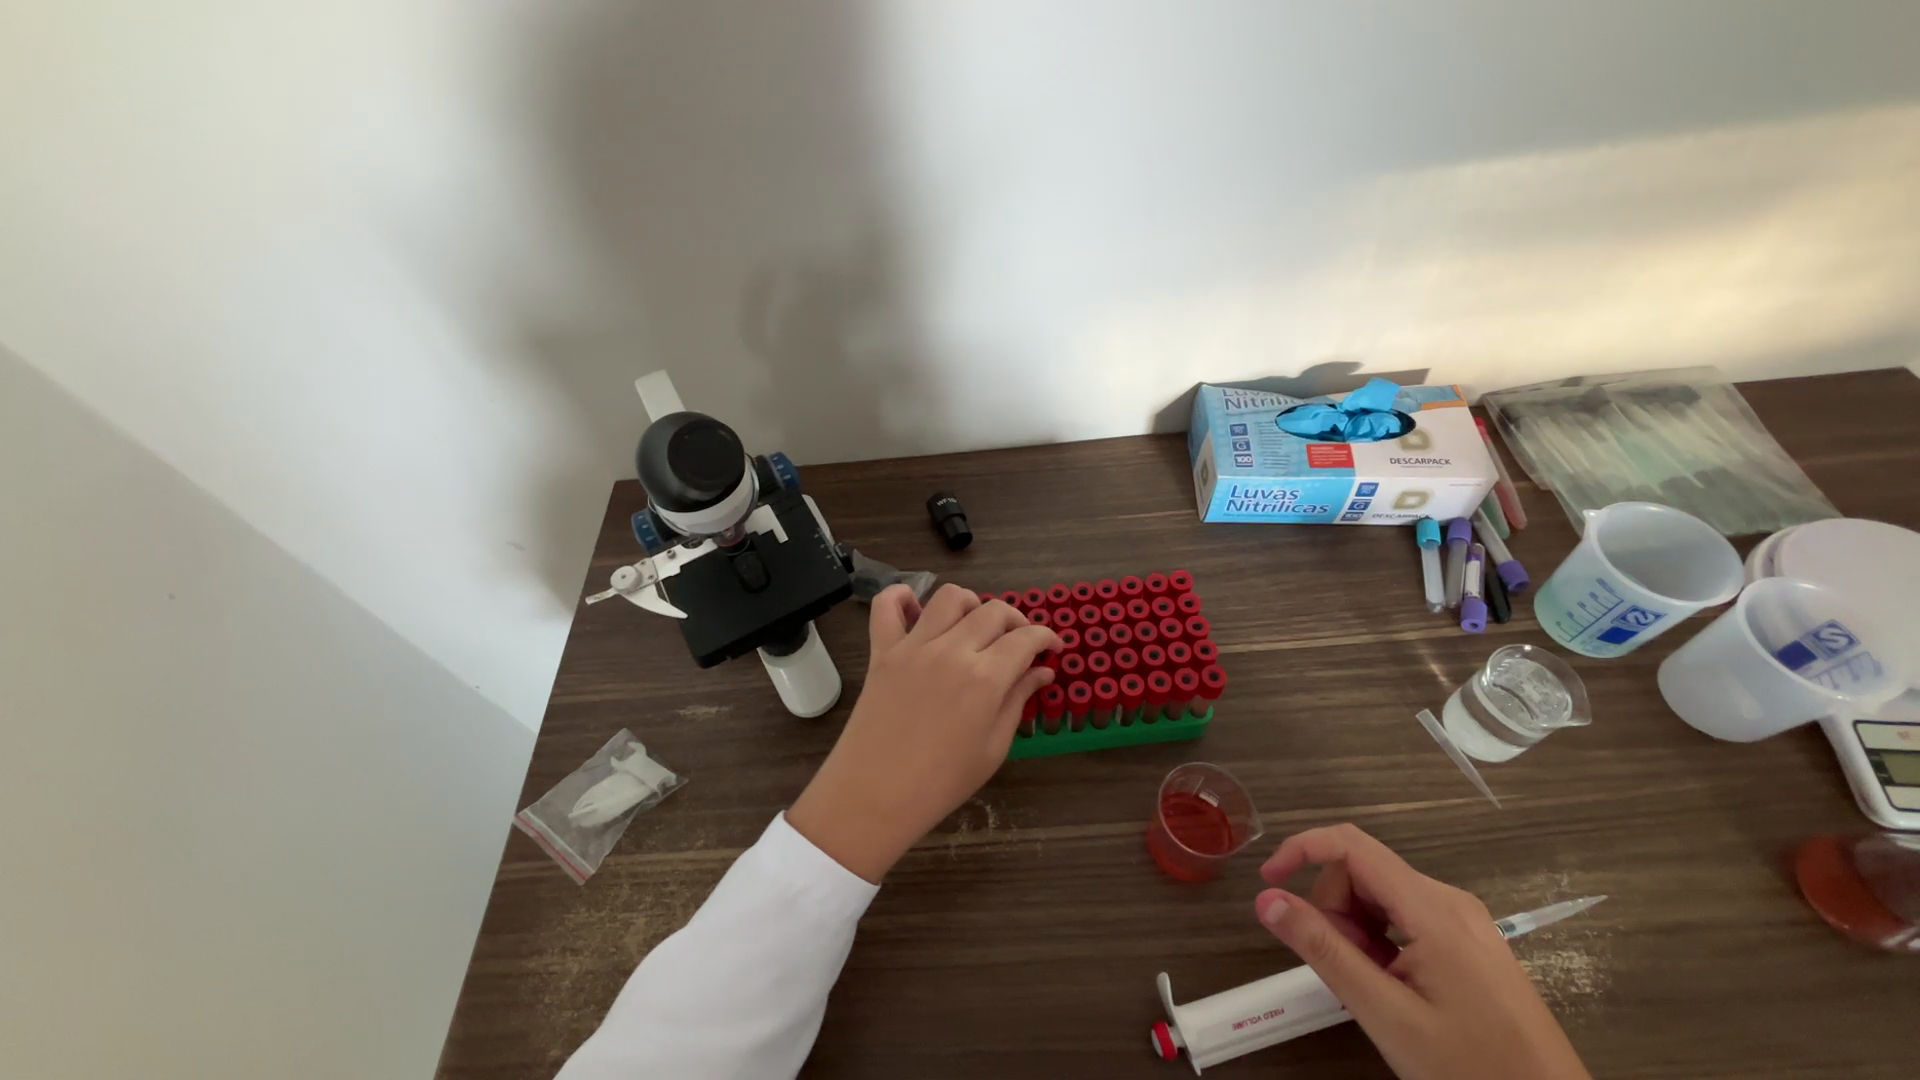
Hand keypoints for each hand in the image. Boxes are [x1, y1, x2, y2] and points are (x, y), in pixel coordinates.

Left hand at [787, 584, 1058, 882]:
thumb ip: (1018, 701)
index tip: (1052, 648)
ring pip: (949, 597)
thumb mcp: (993, 748)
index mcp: (985, 678)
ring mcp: (913, 646)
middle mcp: (952, 651)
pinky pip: (886, 606)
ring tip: (974, 626)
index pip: (1025, 638)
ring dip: (971, 603)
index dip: (1046, 637)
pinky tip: (916, 609)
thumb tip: (1042, 672)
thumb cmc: (941, 782)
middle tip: (1019, 642)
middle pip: (993, 610)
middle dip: (1016, 620)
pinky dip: (901, 597)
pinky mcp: (882, 651)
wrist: (875, 795)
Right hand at [1254, 825, 1590, 1079]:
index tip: (1268, 886)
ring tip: (1371, 986)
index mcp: (1432, 908)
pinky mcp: (1470, 942)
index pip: (1351, 844)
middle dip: (1333, 909)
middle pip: (1363, 872)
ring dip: (1356, 930)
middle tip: (1340, 968)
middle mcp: (1448, 899)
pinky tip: (1392, 986)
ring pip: (1381, 896)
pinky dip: (1381, 942)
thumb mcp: (1387, 1014)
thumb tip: (1267, 901)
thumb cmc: (1471, 1068)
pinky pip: (1405, 918)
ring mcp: (1463, 920)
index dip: (1300, 849)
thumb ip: (1325, 951)